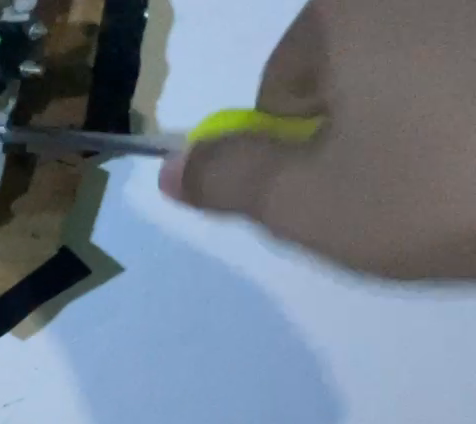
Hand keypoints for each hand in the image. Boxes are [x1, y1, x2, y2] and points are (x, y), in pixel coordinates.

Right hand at [161, 0, 475, 280]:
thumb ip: (228, 179)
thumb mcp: (305, 205)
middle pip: (376, 50)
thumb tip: (173, 164)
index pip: (290, 76)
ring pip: (448, 55)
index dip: (305, 133)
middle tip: (426, 166)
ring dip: (450, 100)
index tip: (352, 168)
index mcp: (360, 5)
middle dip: (383, 108)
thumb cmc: (450, 185)